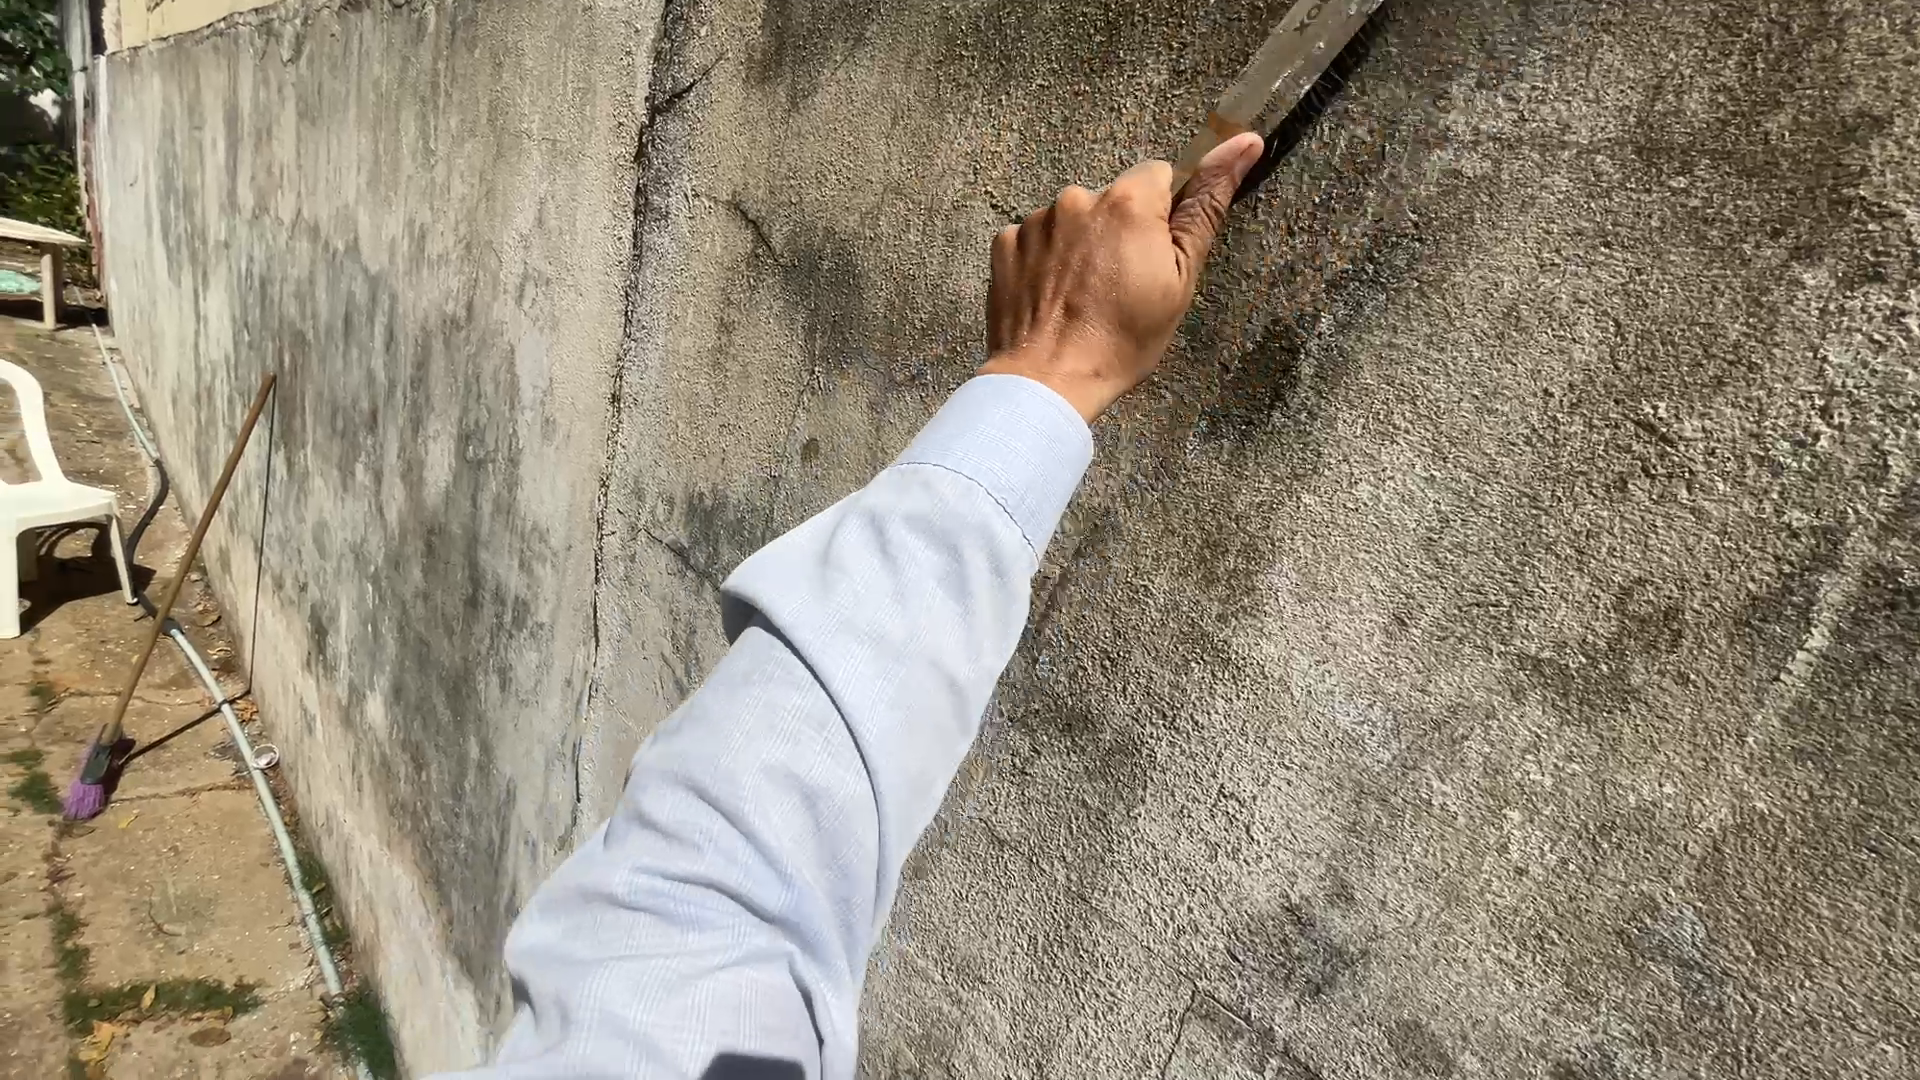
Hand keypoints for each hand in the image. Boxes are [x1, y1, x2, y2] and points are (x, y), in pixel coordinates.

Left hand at [979, 132, 1264, 421]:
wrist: (1048, 381)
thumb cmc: (1120, 340)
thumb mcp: (1179, 280)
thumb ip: (1207, 207)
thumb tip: (1244, 142)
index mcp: (1128, 201)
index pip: (1157, 178)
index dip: (1159, 219)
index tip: (1151, 259)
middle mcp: (1077, 198)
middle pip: (1109, 201)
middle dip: (1115, 233)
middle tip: (1113, 289)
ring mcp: (1035, 222)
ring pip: (1069, 222)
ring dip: (1076, 248)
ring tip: (1078, 300)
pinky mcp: (1004, 246)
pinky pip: (1032, 241)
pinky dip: (1041, 263)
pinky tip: (1049, 299)